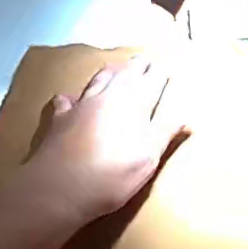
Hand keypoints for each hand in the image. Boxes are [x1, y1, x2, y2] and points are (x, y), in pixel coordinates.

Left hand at [3, 57, 183, 239]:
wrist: (60, 188)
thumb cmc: (112, 174)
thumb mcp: (148, 157)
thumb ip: (165, 132)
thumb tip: (187, 117)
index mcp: (134, 101)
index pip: (152, 79)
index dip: (160, 72)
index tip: (167, 66)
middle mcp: (108, 95)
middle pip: (125, 73)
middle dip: (137, 65)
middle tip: (145, 60)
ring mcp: (81, 104)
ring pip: (99, 79)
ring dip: (111, 72)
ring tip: (117, 68)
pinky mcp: (60, 118)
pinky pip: (67, 100)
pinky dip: (72, 98)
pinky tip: (69, 99)